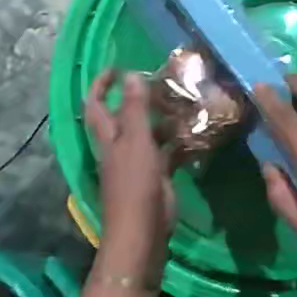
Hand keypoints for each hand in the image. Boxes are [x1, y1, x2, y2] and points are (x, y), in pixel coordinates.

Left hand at [85, 69, 176, 274]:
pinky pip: (168, 153)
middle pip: (126, 116)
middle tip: (166, 83)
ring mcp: (139, 162)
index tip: (117, 66)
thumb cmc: (135, 184)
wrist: (143, 230)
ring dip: (165, 120)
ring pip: (150, 133)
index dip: (102, 84)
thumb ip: (135, 109)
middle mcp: (121, 146)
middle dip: (141, 99)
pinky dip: (181, 143)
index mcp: (109, 136)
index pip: (97, 104)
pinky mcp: (157, 176)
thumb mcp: (136, 141)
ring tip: (188, 104)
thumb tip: (131, 75)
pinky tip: (199, 136)